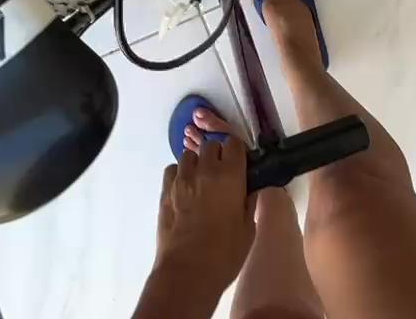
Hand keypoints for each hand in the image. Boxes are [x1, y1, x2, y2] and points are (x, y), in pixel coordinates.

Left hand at [148, 140, 254, 301]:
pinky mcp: (164, 189)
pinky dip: (179, 174)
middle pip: (211, 145)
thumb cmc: (224, 255)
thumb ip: (250, 202)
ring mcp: (182, 178)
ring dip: (197, 164)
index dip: (238, 152)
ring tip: (201, 183)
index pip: (234, 143)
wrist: (187, 273)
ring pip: (190, 155)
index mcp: (229, 176)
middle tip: (221, 176)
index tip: (240, 165)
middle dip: (217, 156)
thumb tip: (251, 188)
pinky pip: (172, 170)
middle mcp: (205, 169)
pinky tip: (184, 190)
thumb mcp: (248, 230)